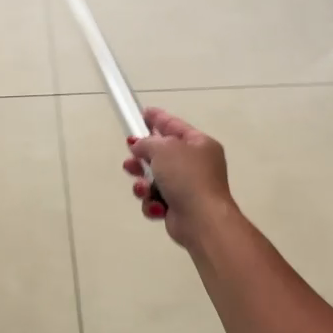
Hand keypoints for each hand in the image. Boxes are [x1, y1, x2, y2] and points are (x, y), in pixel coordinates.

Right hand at [121, 107, 237, 249]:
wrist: (201, 219)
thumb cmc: (186, 177)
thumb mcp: (163, 149)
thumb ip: (146, 142)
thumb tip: (138, 145)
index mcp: (199, 144)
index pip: (174, 125)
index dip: (157, 118)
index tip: (140, 113)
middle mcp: (195, 164)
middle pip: (160, 155)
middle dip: (142, 160)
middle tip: (130, 162)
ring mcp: (187, 186)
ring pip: (154, 179)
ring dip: (144, 185)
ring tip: (143, 189)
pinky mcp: (178, 207)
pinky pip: (156, 199)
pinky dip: (152, 202)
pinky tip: (156, 206)